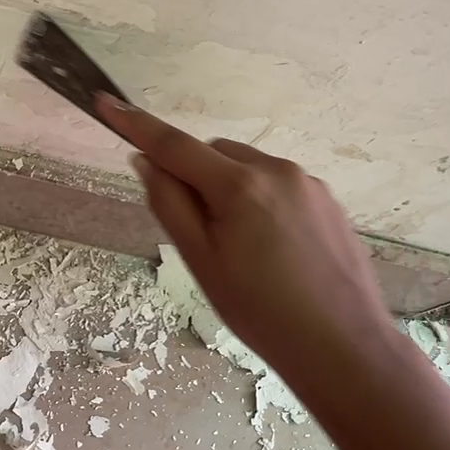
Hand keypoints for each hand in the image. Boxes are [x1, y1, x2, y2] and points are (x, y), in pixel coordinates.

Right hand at [96, 93, 393, 377]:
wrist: (345, 348)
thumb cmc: (261, 313)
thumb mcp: (201, 262)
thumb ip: (169, 204)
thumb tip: (145, 160)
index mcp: (239, 186)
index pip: (174, 144)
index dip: (135, 123)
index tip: (105, 102)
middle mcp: (276, 170)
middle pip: (214, 154)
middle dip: (197, 177)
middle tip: (200, 233)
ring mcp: (308, 182)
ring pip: (247, 168)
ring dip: (231, 189)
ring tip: (245, 249)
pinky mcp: (329, 199)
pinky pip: (278, 184)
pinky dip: (261, 201)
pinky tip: (275, 249)